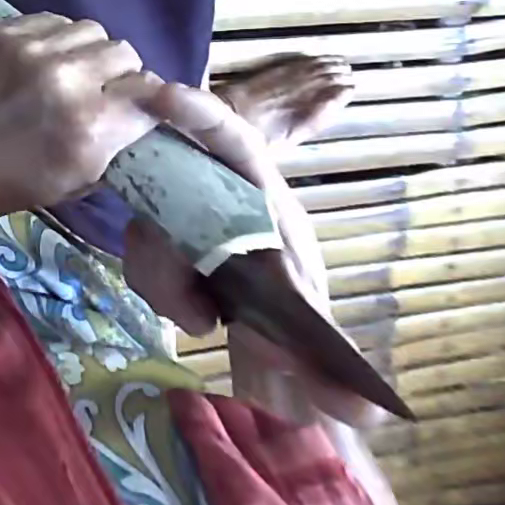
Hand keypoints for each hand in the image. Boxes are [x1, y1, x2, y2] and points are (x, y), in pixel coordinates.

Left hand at [0, 13, 159, 231]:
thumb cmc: (2, 186)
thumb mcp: (72, 184)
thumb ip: (114, 146)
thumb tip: (141, 116)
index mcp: (89, 130)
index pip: (150, 95)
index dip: (148, 102)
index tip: (136, 109)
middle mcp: (69, 81)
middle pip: (126, 54)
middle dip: (122, 74)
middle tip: (102, 90)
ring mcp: (34, 49)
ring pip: (94, 30)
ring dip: (91, 51)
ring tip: (72, 69)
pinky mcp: (5, 30)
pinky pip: (56, 19)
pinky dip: (59, 38)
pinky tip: (43, 58)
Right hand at [122, 85, 388, 427]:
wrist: (270, 348)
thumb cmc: (300, 322)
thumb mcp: (317, 339)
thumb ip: (333, 371)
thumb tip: (367, 407)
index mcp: (262, 194)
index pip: (232, 138)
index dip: (199, 113)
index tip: (163, 97)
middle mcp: (218, 192)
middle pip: (172, 183)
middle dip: (169, 246)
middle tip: (194, 306)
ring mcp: (183, 214)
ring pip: (147, 223)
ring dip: (164, 279)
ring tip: (202, 320)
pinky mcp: (159, 242)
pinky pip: (137, 251)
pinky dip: (154, 286)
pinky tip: (189, 314)